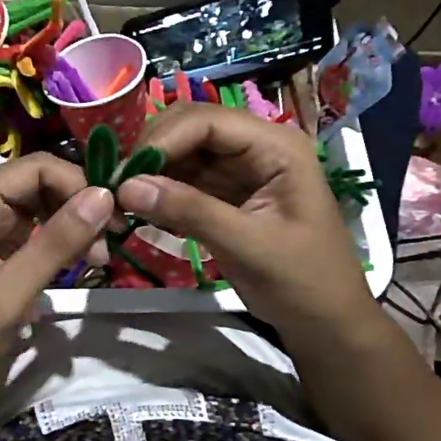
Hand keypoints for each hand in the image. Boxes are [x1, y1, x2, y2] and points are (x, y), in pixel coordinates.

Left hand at [0, 154, 113, 424]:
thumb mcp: (9, 292)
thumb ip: (56, 243)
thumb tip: (105, 196)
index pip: (36, 169)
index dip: (78, 183)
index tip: (115, 215)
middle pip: (43, 186)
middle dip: (80, 205)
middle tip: (114, 241)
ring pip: (46, 211)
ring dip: (77, 226)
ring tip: (101, 258)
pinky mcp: (1, 257)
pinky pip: (41, 237)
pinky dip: (65, 246)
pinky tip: (86, 263)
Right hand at [116, 105, 373, 332]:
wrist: (324, 321)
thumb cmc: (303, 280)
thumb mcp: (250, 245)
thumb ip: (191, 212)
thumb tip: (126, 188)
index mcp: (275, 146)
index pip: (208, 120)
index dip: (163, 139)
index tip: (124, 172)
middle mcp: (255, 147)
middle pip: (190, 128)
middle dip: (152, 152)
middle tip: (116, 186)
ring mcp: (239, 170)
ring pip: (182, 153)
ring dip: (150, 172)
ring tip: (120, 200)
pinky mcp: (225, 195)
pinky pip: (184, 181)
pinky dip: (160, 192)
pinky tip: (139, 210)